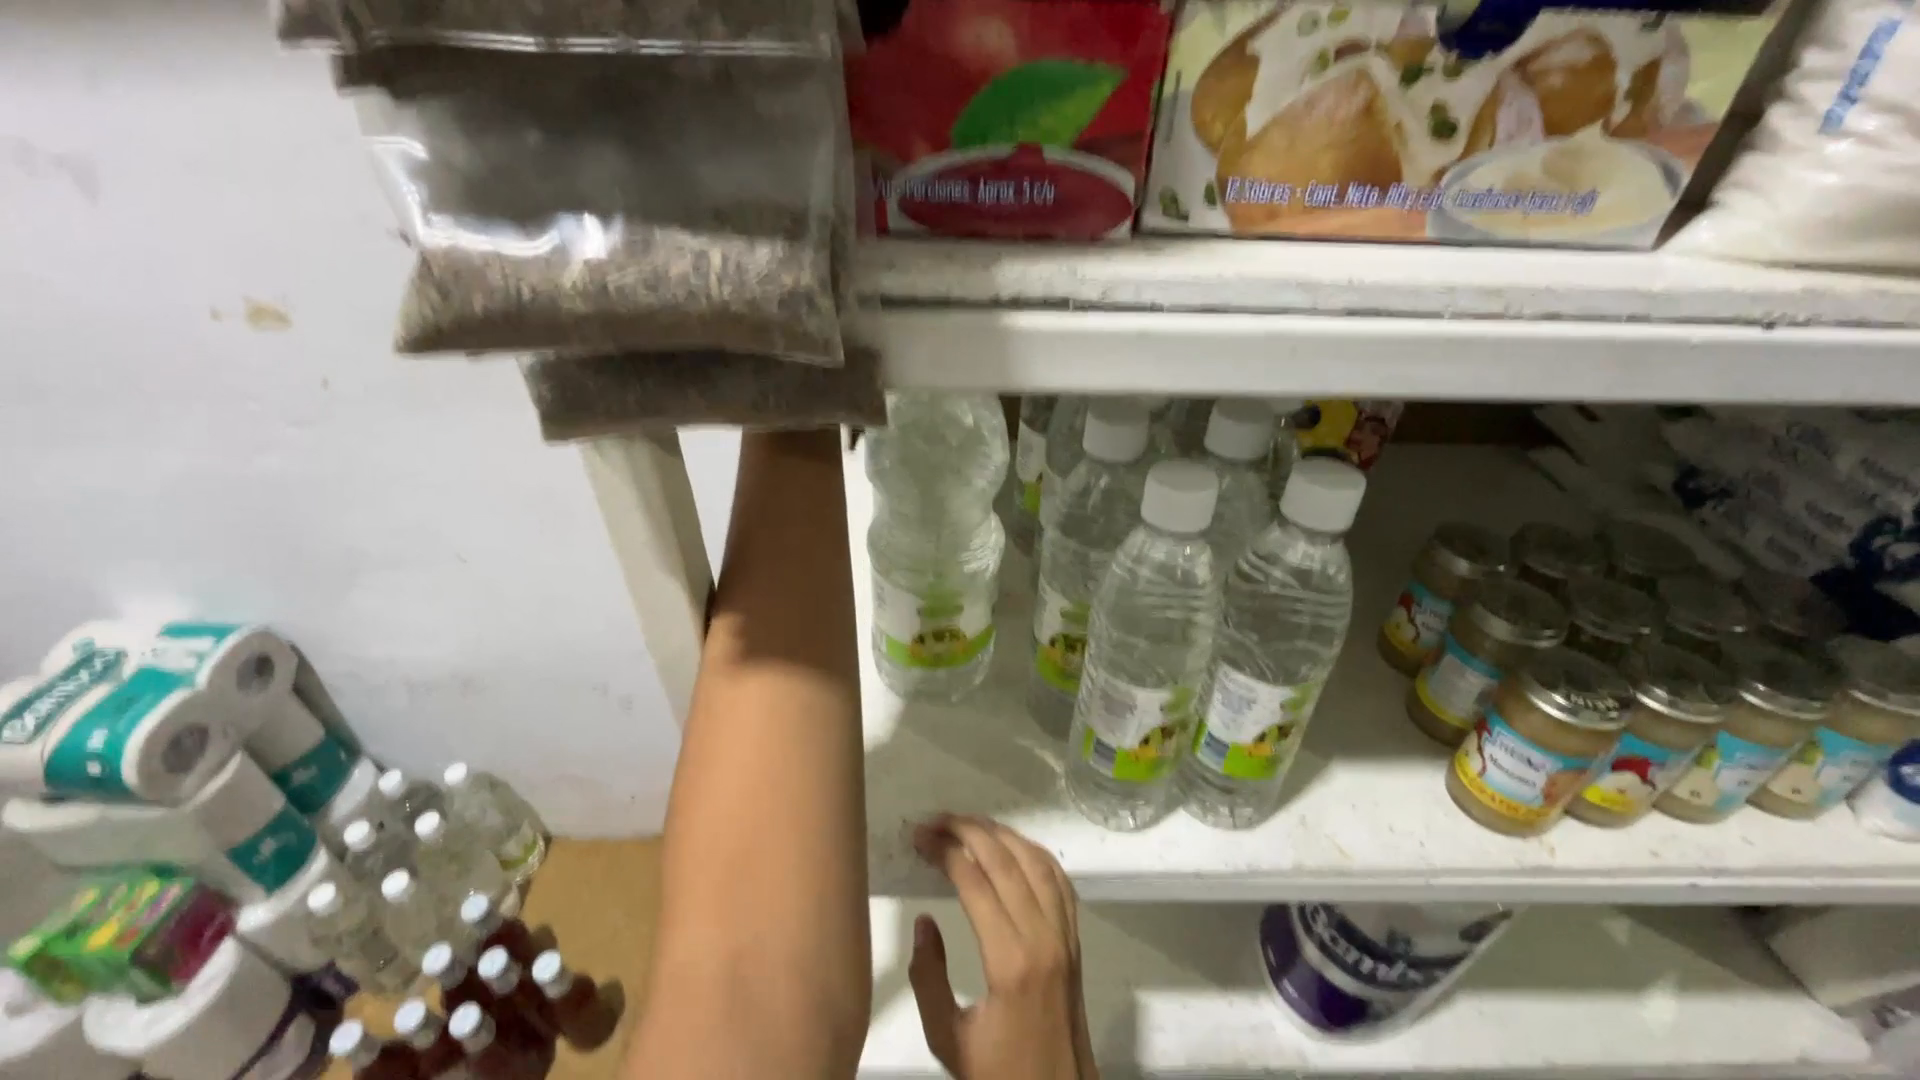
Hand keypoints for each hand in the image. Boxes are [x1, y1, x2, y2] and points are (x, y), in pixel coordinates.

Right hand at [909, 815, 1096, 1079]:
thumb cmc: (1000, 1072)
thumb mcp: (947, 1038)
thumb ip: (928, 977)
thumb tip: (924, 920)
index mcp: (1010, 961)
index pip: (975, 882)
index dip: (944, 851)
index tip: (918, 837)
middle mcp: (1043, 937)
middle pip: (1006, 861)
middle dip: (967, 831)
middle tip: (934, 820)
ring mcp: (1065, 934)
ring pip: (1036, 862)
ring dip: (1001, 834)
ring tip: (966, 822)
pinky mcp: (1075, 939)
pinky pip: (1059, 880)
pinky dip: (1034, 853)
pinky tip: (1012, 845)